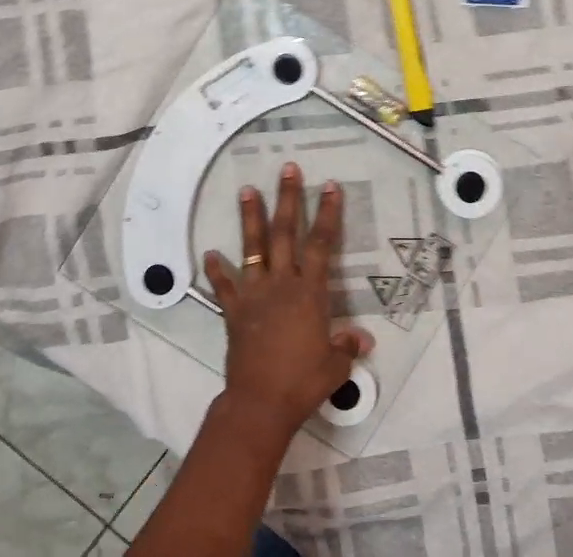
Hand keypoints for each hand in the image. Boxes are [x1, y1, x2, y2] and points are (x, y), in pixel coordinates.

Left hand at [204, 162, 373, 443]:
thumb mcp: (335, 365)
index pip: (321, 243)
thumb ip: (347, 347)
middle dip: (288, 198)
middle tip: (287, 169)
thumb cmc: (304, 381)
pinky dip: (216, 270)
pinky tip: (210, 254)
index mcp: (310, 291)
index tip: (329, 186)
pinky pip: (223, 286)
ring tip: (247, 190)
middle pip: (284, 233)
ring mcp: (254, 295)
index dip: (327, 213)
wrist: (261, 402)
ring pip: (252, 247)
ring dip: (250, 218)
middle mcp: (281, 284)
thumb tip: (362, 340)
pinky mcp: (233, 312)